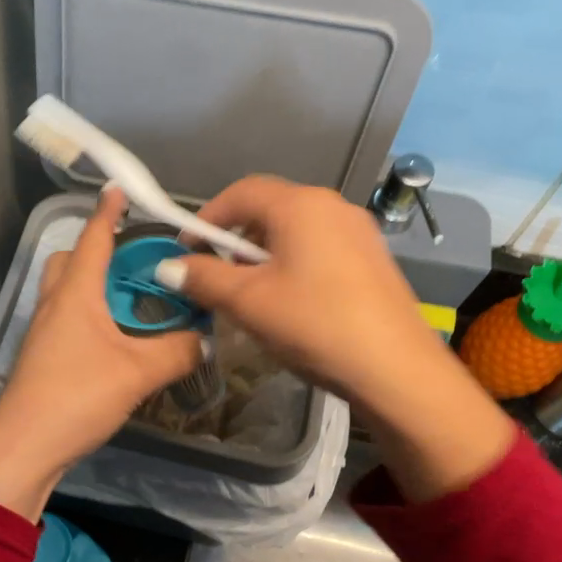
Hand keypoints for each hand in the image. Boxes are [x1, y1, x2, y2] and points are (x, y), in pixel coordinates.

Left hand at [0, 187, 201, 520]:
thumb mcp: (138, 374)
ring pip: (64, 293)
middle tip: (133, 262)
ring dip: (91, 286)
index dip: (108, 213)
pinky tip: (111, 341)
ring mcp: (42, 333)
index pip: (93, 239)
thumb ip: (178, 352)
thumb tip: (206, 339)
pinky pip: (64, 321)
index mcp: (75, 294)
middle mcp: (53, 305)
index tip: (118, 190)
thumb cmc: (77, 398)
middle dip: (97, 251)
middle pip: (70, 262)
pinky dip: (86, 316)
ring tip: (128, 302)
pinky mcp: (41, 359)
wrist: (25, 447)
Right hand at [154, 175, 514, 499]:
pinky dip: (293, 267)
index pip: (241, 192)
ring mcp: (359, 233)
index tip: (186, 251)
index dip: (207, 217)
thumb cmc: (313, 324)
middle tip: (216, 278)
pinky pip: (320, 250)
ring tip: (250, 297)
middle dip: (235, 239)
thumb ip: (203, 278)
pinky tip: (290, 306)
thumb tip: (167, 266)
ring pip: (296, 232)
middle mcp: (333, 206)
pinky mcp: (373, 261)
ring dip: (264, 256)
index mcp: (301, 205)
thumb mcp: (247, 302)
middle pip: (270, 209)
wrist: (394, 368)